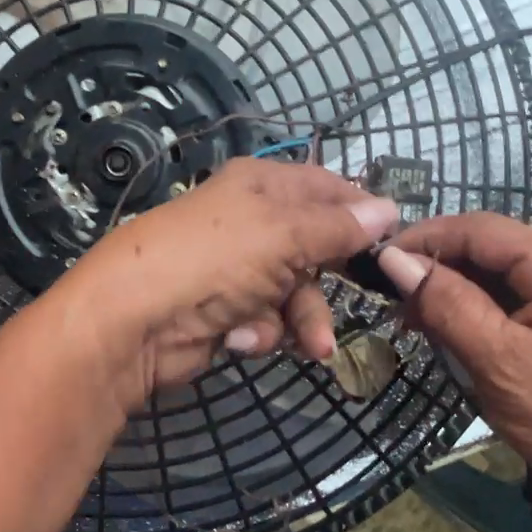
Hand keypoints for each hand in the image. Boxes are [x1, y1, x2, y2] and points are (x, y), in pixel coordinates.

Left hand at [46, 158, 399, 409]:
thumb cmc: (214, 259)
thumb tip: (389, 208)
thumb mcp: (284, 235)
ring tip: (309, 346)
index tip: (396, 239)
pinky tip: (240, 337)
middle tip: (366, 294)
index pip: (325, 187)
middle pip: (315, 246)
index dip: (360, 211)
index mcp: (262, 185)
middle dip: (330, 279)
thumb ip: (338, 227)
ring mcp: (237, 268)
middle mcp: (252, 221)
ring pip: (296, 293)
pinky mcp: (226, 311)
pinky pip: (268, 319)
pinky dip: (261, 331)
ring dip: (302, 319)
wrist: (135, 320)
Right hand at [377, 214, 531, 531]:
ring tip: (406, 316)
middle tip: (386, 296)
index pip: (482, 229)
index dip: (425, 238)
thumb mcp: (499, 363)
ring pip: (492, 272)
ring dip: (448, 289)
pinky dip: (469, 309)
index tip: (375, 262)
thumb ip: (447, 304)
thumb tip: (392, 260)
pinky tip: (439, 328)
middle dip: (435, 265)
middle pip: (487, 246)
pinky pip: (505, 298)